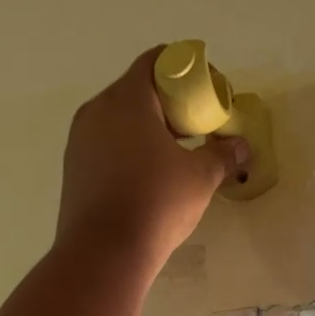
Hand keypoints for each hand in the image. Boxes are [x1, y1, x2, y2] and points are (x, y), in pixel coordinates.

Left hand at [55, 46, 249, 268]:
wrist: (104, 253)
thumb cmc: (156, 202)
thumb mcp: (200, 178)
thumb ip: (222, 155)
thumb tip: (241, 147)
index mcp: (127, 99)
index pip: (156, 62)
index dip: (184, 69)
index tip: (206, 90)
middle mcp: (96, 111)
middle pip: (136, 90)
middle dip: (168, 102)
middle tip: (196, 124)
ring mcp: (79, 142)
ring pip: (118, 121)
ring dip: (147, 129)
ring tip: (175, 153)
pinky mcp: (73, 171)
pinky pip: (105, 146)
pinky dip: (128, 150)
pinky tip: (149, 176)